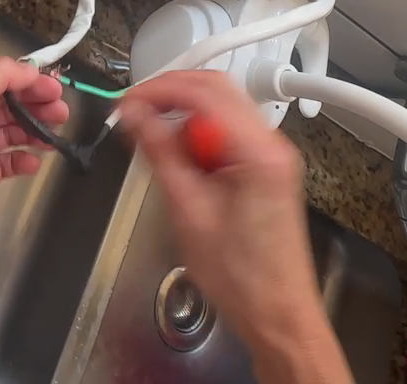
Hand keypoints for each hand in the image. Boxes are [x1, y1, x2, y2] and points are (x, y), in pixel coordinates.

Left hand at [0, 56, 68, 274]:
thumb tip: (25, 68)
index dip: (27, 82)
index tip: (54, 89)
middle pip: (5, 105)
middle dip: (34, 105)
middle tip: (62, 112)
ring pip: (7, 133)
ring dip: (32, 130)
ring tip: (56, 134)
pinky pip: (5, 164)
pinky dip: (22, 161)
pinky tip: (35, 162)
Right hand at [120, 71, 350, 382]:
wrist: (279, 318)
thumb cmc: (240, 277)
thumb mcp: (188, 209)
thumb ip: (160, 151)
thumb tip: (133, 113)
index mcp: (259, 152)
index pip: (204, 92)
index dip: (158, 90)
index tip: (127, 103)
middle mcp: (271, 144)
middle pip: (215, 88)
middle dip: (169, 92)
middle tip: (133, 109)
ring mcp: (270, 154)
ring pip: (219, 104)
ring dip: (181, 111)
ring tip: (148, 133)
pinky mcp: (262, 166)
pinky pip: (225, 128)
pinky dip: (194, 130)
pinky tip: (174, 153)